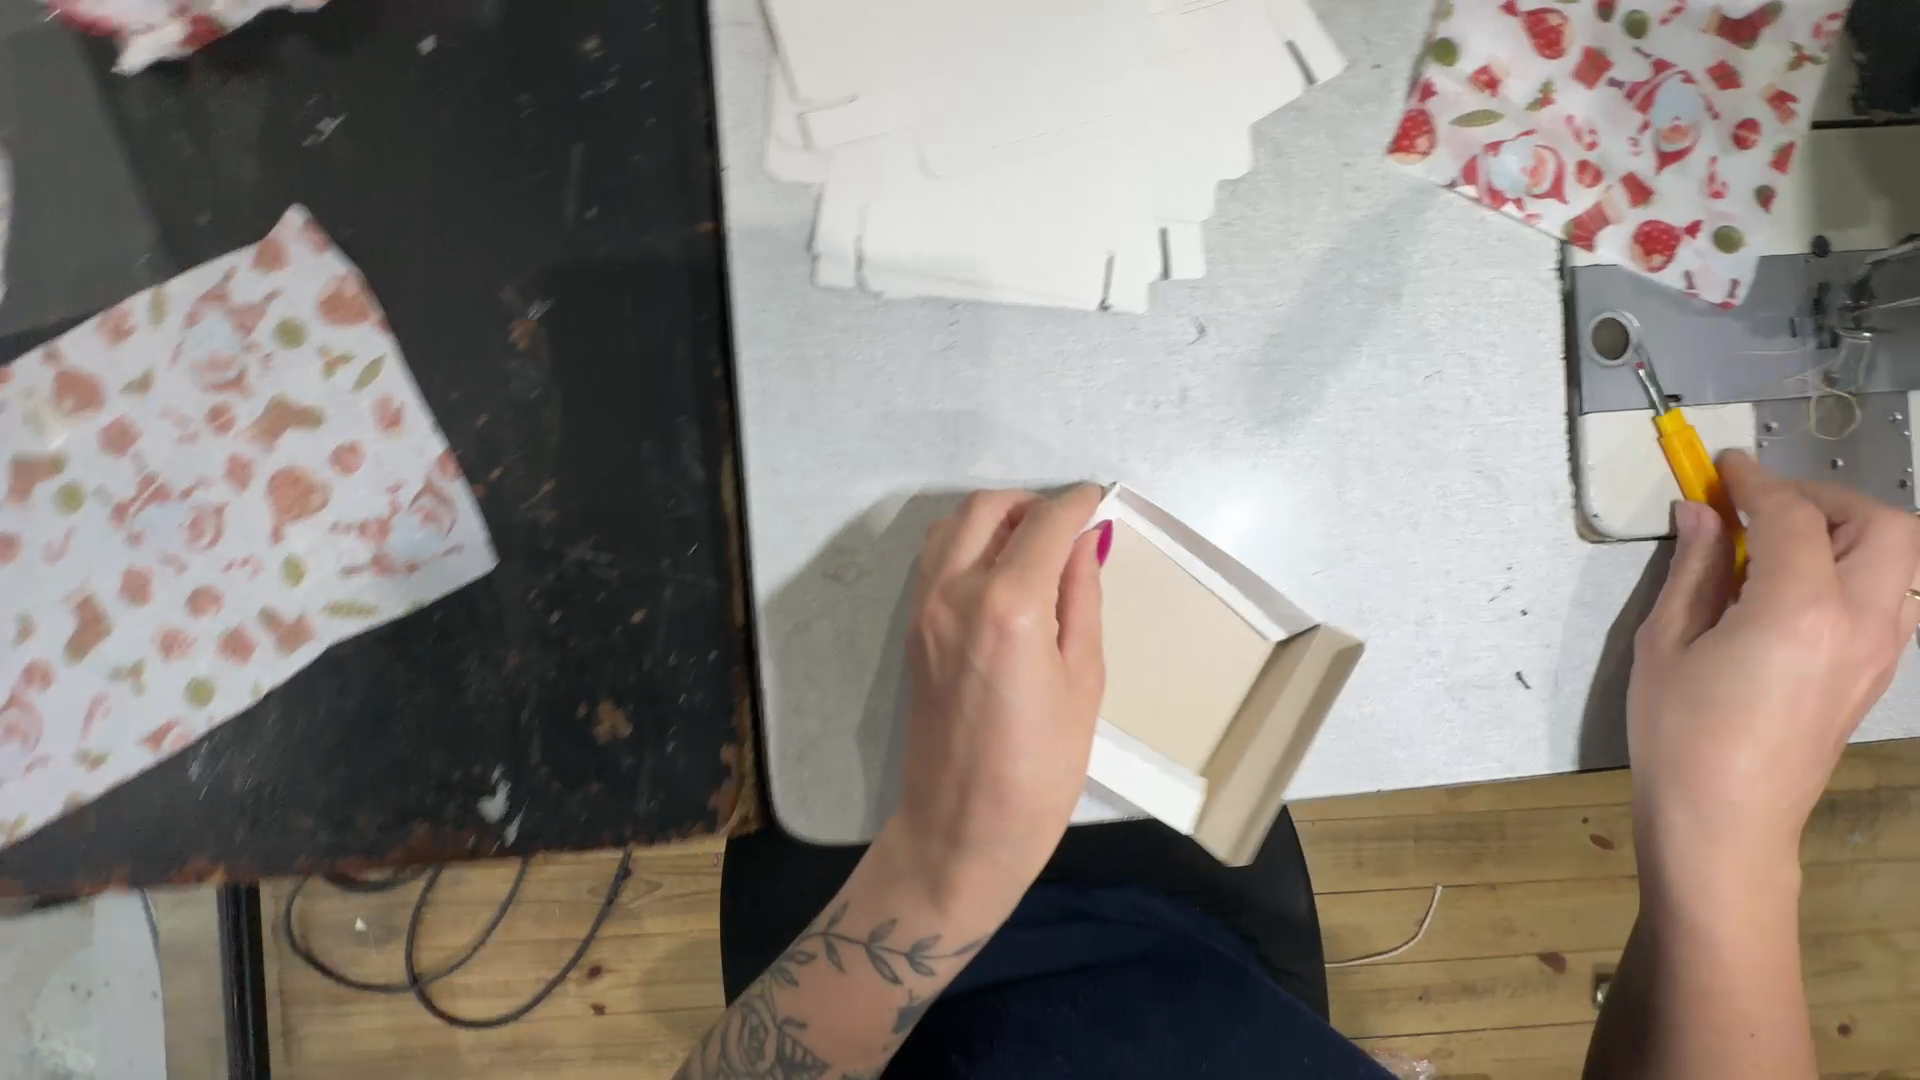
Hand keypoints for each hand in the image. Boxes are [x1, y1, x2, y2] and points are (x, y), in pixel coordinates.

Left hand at [885, 486, 1108, 914]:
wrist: (960, 828)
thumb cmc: (1041, 770)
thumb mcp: (1084, 681)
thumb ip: (1081, 598)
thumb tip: (1084, 543)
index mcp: (1009, 606)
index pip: (1044, 524)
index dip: (1077, 503)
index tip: (1098, 499)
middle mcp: (955, 592)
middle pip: (987, 508)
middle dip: (1031, 502)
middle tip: (1066, 525)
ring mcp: (923, 608)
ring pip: (951, 526)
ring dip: (993, 518)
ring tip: (1031, 545)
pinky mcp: (911, 627)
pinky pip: (935, 559)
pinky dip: (966, 543)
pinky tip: (998, 572)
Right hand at [1629, 451, 1919, 873]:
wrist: (1726, 810)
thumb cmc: (1677, 726)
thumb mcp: (1665, 641)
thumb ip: (1695, 570)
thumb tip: (1700, 513)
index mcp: (1797, 610)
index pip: (1793, 519)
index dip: (1757, 482)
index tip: (1723, 464)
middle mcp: (1861, 620)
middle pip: (1881, 525)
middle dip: (1822, 498)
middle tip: (1758, 503)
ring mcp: (1883, 646)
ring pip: (1899, 557)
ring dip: (1845, 528)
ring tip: (1775, 538)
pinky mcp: (1880, 666)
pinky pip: (1888, 591)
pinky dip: (1851, 564)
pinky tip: (1789, 583)